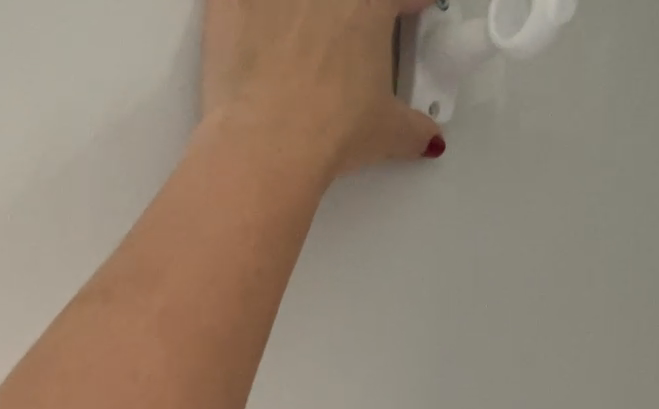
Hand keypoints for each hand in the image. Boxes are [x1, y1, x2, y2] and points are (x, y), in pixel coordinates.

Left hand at [202, 0, 444, 176]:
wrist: (265, 144)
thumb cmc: (330, 132)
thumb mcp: (385, 134)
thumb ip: (413, 129)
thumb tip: (430, 140)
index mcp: (371, 2)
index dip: (410, 4)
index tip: (411, 10)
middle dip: (348, 9)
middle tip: (341, 34)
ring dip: (297, 8)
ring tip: (295, 32)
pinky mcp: (228, 3)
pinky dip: (239, 10)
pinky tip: (244, 23)